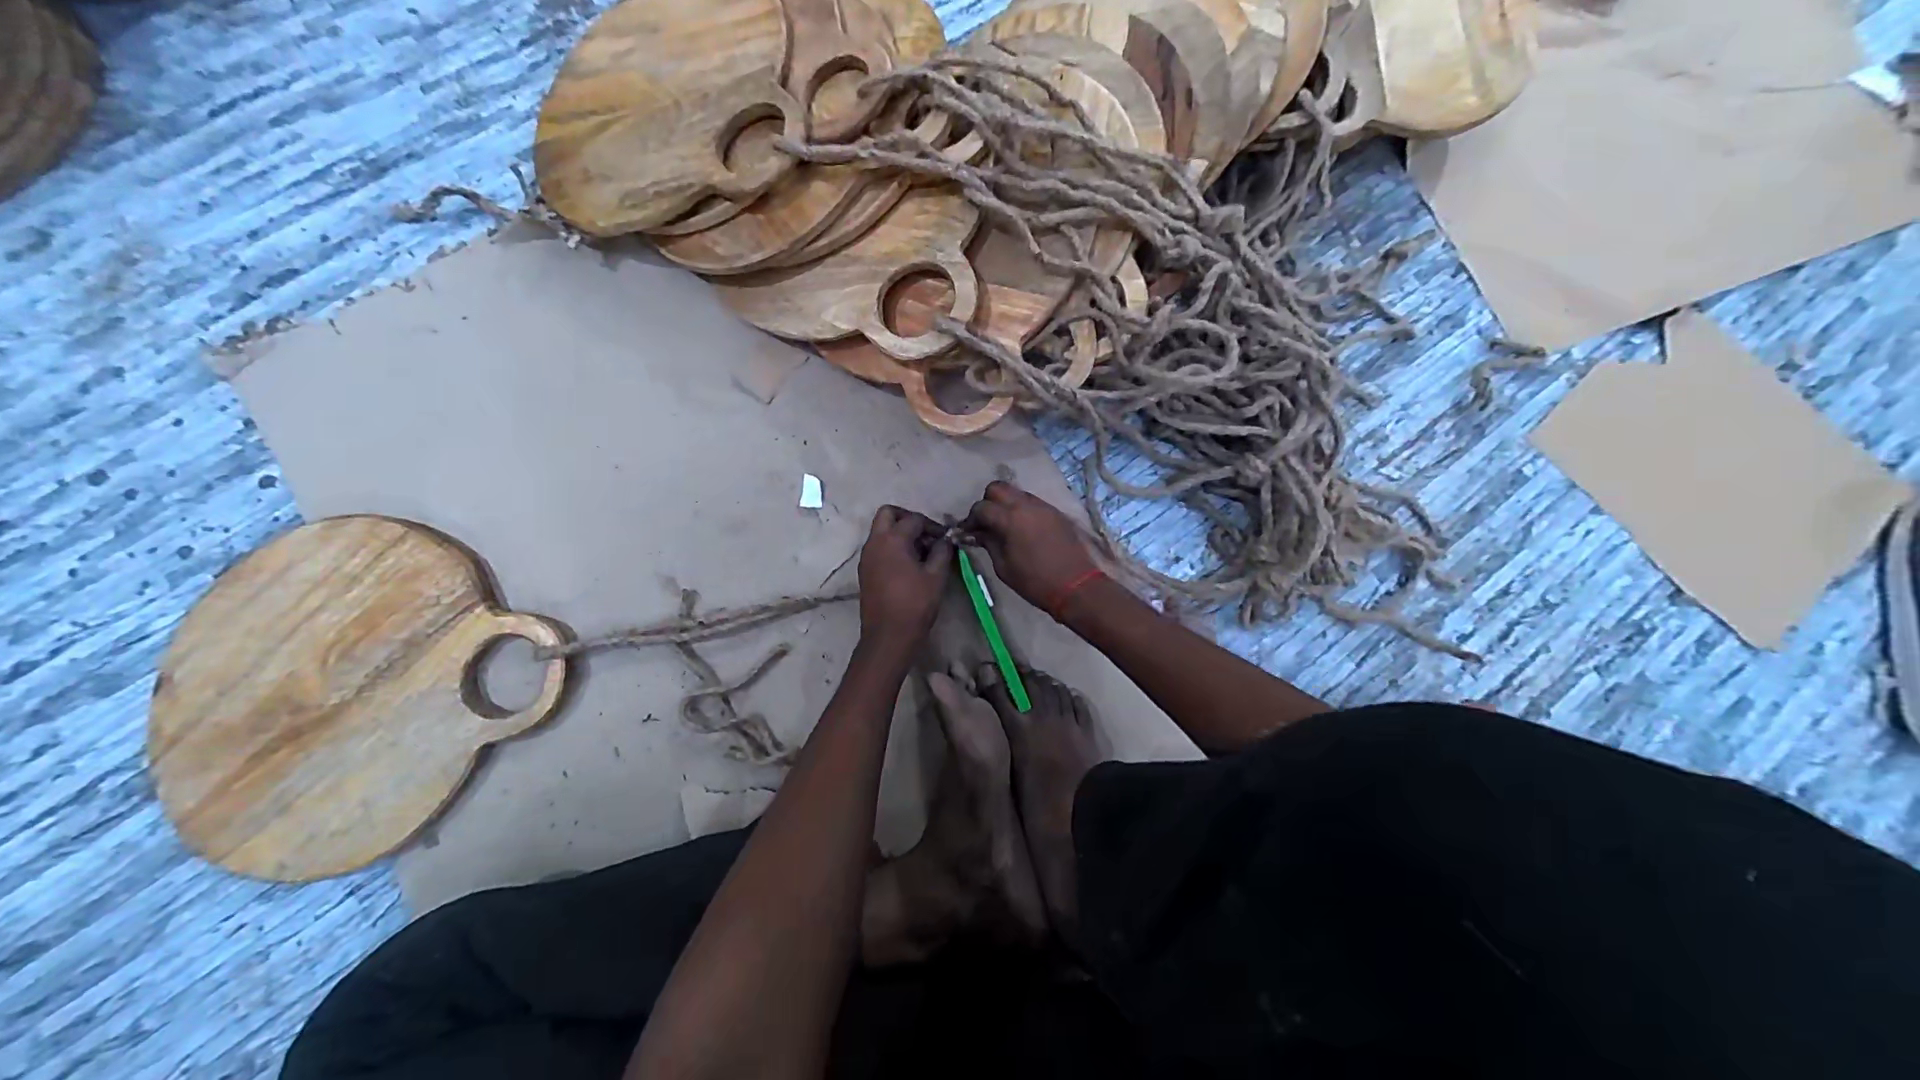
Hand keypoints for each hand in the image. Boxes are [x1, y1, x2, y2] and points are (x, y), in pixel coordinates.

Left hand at [857, 505, 953, 641]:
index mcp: (892, 539)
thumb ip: (942, 551)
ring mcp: (866, 557)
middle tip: (926, 535)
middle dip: (908, 518)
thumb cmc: (915, 604)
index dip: (933, 526)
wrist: (888, 635)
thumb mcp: (936, 576)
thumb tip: (945, 540)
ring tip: (921, 552)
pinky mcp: (865, 571)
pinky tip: (909, 565)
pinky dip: (892, 547)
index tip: (946, 538)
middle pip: (888, 514)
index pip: (914, 519)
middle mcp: (874, 543)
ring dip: (899, 533)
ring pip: (880, 531)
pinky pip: (878, 547)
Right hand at [961, 481, 1098, 609]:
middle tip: (985, 524)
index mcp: (1010, 518)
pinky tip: (1021, 530)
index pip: (981, 507)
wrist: (1076, 586)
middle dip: (987, 503)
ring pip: (1016, 492)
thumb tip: (975, 533)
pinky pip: (1032, 502)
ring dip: (1005, 504)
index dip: (970, 520)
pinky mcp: (1055, 512)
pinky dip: (1021, 510)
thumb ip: (988, 544)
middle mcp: (1026, 505)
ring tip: (1003, 526)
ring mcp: (1043, 506)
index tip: (966, 533)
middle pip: (997, 488)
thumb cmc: (1035, 581)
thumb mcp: (1003, 566)